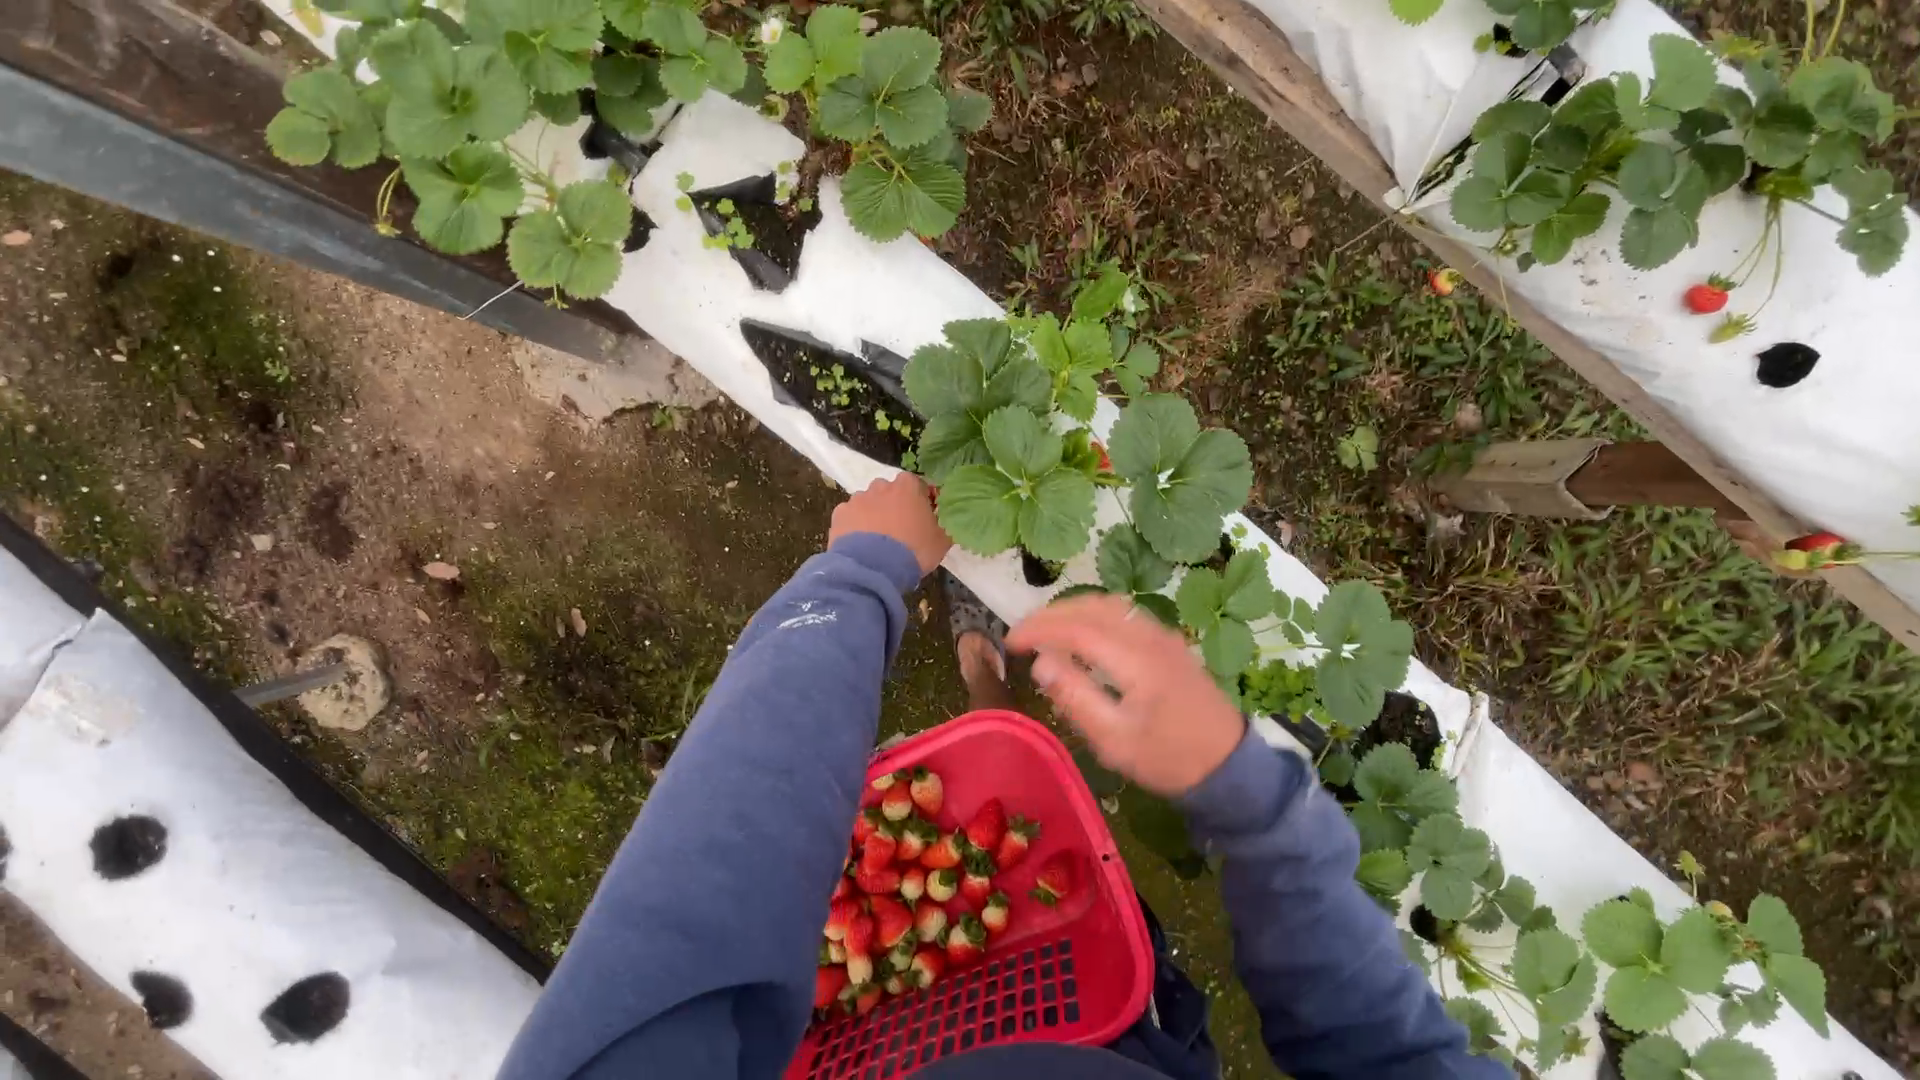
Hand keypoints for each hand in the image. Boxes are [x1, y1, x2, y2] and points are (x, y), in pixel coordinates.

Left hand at [829, 474, 951, 577]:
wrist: (873, 568)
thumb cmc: (914, 550)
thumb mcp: (942, 541)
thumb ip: (946, 524)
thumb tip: (947, 518)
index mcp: (908, 486)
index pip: (918, 486)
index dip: (921, 503)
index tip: (923, 521)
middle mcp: (881, 485)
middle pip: (890, 493)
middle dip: (894, 507)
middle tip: (900, 533)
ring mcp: (857, 498)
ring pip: (868, 505)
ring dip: (874, 517)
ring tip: (878, 544)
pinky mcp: (839, 515)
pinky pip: (850, 518)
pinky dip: (855, 528)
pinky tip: (860, 547)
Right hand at [1008, 594, 1244, 797]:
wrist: (1229, 766)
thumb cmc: (1168, 759)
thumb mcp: (1115, 740)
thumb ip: (1076, 698)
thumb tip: (1040, 663)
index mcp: (1136, 660)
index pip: (1076, 628)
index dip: (1038, 629)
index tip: (1010, 642)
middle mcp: (1150, 637)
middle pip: (1091, 606)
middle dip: (1050, 614)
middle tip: (1021, 635)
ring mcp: (1163, 636)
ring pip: (1109, 604)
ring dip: (1072, 610)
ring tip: (1045, 631)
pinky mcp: (1169, 642)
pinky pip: (1125, 613)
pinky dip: (1094, 613)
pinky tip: (1082, 633)